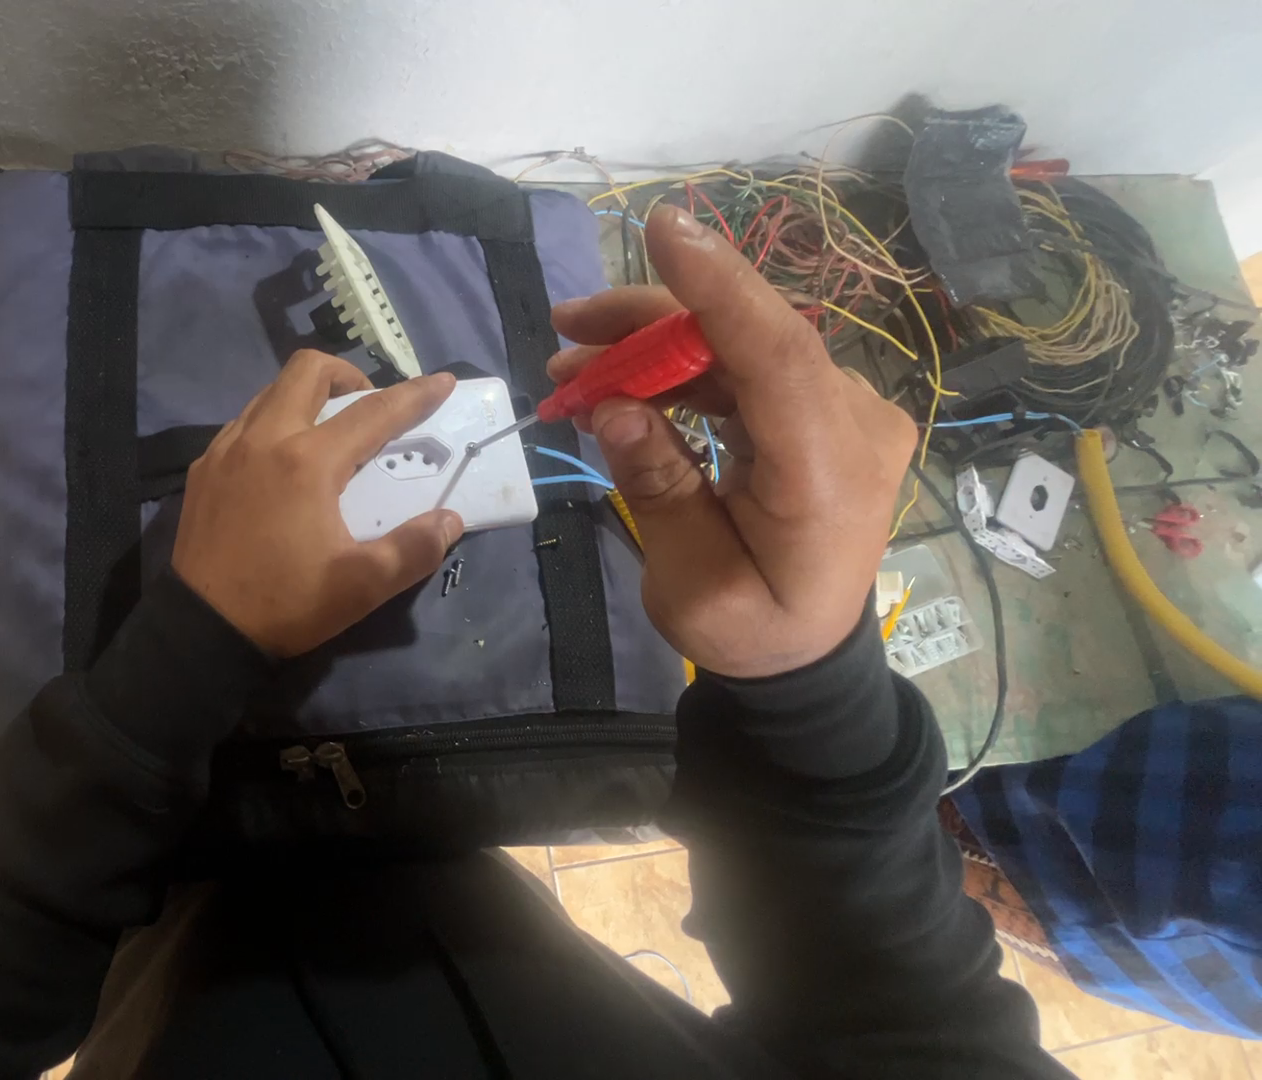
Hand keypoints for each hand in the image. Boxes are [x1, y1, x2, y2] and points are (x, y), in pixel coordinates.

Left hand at [172, 352, 462, 657]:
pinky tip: (279, 463)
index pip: (373, 412)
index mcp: (307, 461)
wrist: (203, 629)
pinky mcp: (202, 470)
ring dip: (306, 397)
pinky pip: (243, 423)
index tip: (441, 382)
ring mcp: (225, 450)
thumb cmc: (286, 604)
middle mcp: (263, 439)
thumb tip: (449, 520)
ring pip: (270, 392)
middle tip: (368, 409)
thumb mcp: (362, 586)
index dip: (414, 395)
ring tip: (325, 434)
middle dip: (349, 375)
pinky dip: (271, 424)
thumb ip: (414, 549)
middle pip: (308, 371)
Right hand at [549, 205, 916, 677]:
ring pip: (736, 347)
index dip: (716, 288)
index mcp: (827, 469)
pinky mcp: (814, 415)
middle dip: (648, 323)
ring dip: (650, 348)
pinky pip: (739, 373)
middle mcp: (851, 420)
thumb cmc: (748, 628)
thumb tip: (612, 406)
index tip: (661, 230)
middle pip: (746, 337)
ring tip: (571, 365)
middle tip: (564, 332)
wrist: (802, 656)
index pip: (777, 354)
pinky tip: (617, 384)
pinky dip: (673, 372)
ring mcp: (838, 412)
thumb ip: (658, 487)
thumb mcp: (689, 577)